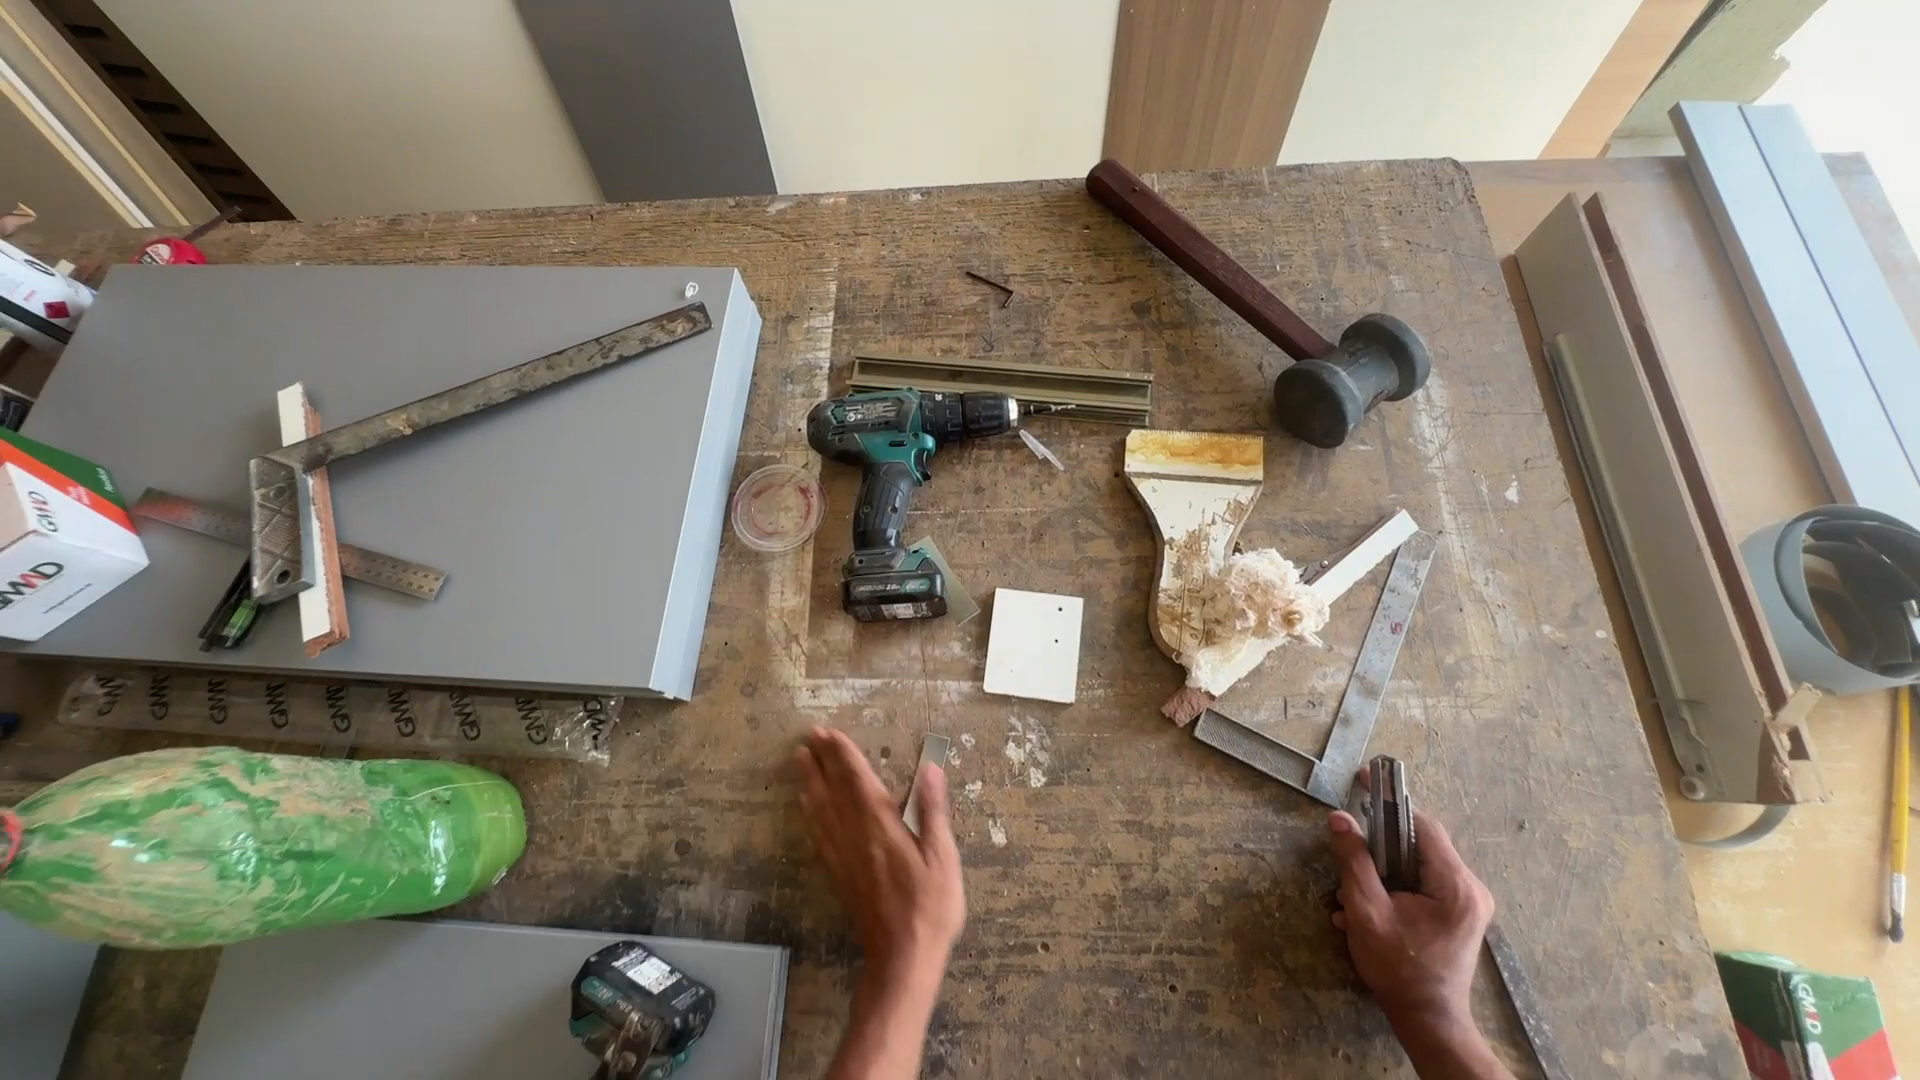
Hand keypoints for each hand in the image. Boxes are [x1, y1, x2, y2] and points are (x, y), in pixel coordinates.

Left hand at [796, 726, 965, 977]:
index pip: (857, 779)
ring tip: (799, 759)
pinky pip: (818, 833)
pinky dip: (809, 812)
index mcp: (881, 825)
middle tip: (809, 735)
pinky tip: (806, 805)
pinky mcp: (838, 872)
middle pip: (833, 789)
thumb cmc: (930, 905)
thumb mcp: (943, 856)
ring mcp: (843, 854)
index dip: (843, 754)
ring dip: (809, 780)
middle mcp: (855, 834)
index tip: (829, 732)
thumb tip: (930, 768)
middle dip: (821, 760)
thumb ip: (932, 810)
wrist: (902, 956)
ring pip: (820, 809)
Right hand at [1328, 806, 1494, 1030]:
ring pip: (1416, 864)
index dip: (1391, 801)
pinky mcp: (1458, 916)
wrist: (1428, 1022)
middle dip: (1378, 847)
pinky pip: (1421, 884)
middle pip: (1419, 843)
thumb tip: (1340, 818)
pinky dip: (1392, 887)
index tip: (1363, 781)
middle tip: (1348, 853)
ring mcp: (1467, 904)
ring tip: (1352, 894)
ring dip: (1380, 871)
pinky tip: (1367, 908)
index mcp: (1455, 884)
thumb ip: (1354, 860)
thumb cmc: (1399, 967)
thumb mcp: (1367, 910)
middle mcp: (1470, 889)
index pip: (1423, 824)